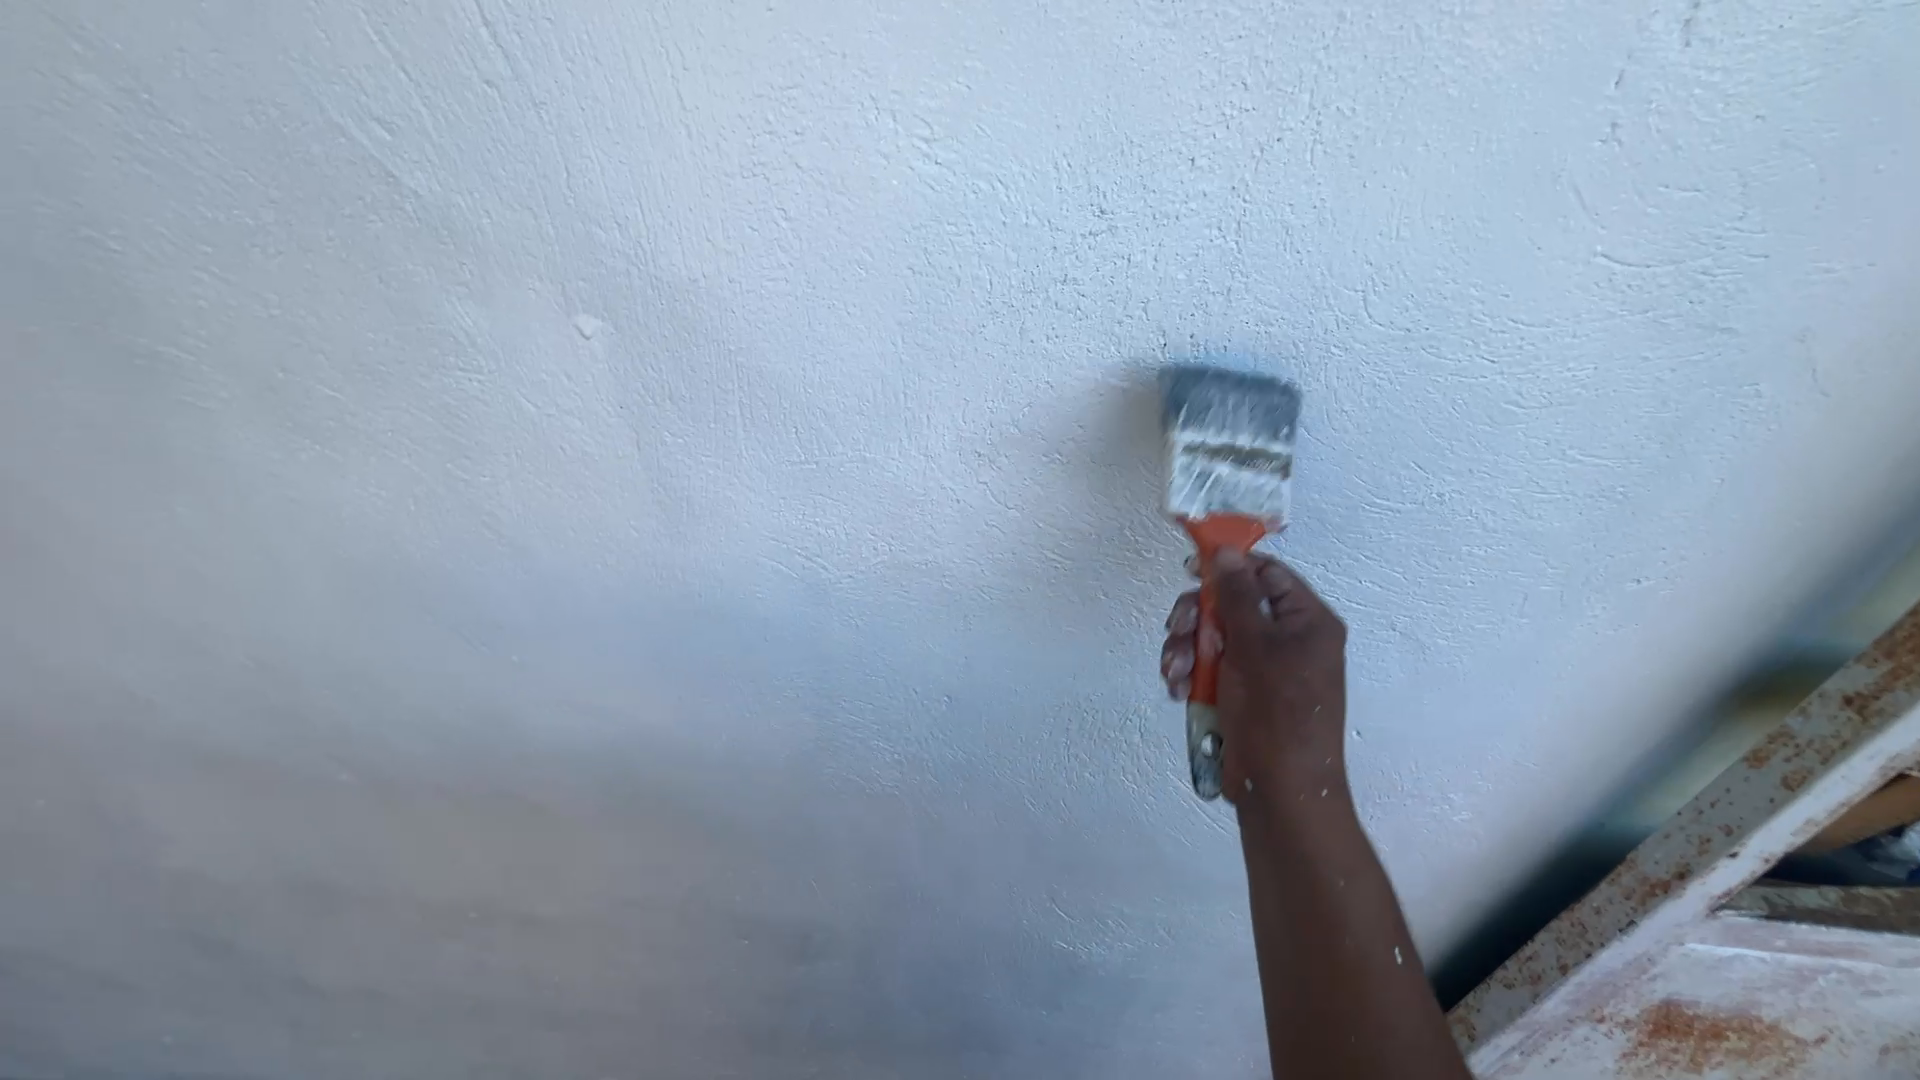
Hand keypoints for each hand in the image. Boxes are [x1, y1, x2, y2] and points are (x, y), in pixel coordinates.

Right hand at [1160, 549, 1348, 801]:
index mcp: (1306, 621)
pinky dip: (1190, 674)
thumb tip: (1226, 551)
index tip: (1190, 569)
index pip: (1265, 573)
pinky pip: (1208, 667)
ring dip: (1186, 650)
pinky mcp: (1240, 692)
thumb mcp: (1255, 646)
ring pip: (1211, 636)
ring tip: (1176, 674)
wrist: (1279, 790)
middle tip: (1177, 632)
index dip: (1228, 567)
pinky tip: (1179, 690)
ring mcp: (1261, 667)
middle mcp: (1286, 639)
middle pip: (1230, 604)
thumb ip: (1237, 595)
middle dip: (1197, 618)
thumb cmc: (1276, 713)